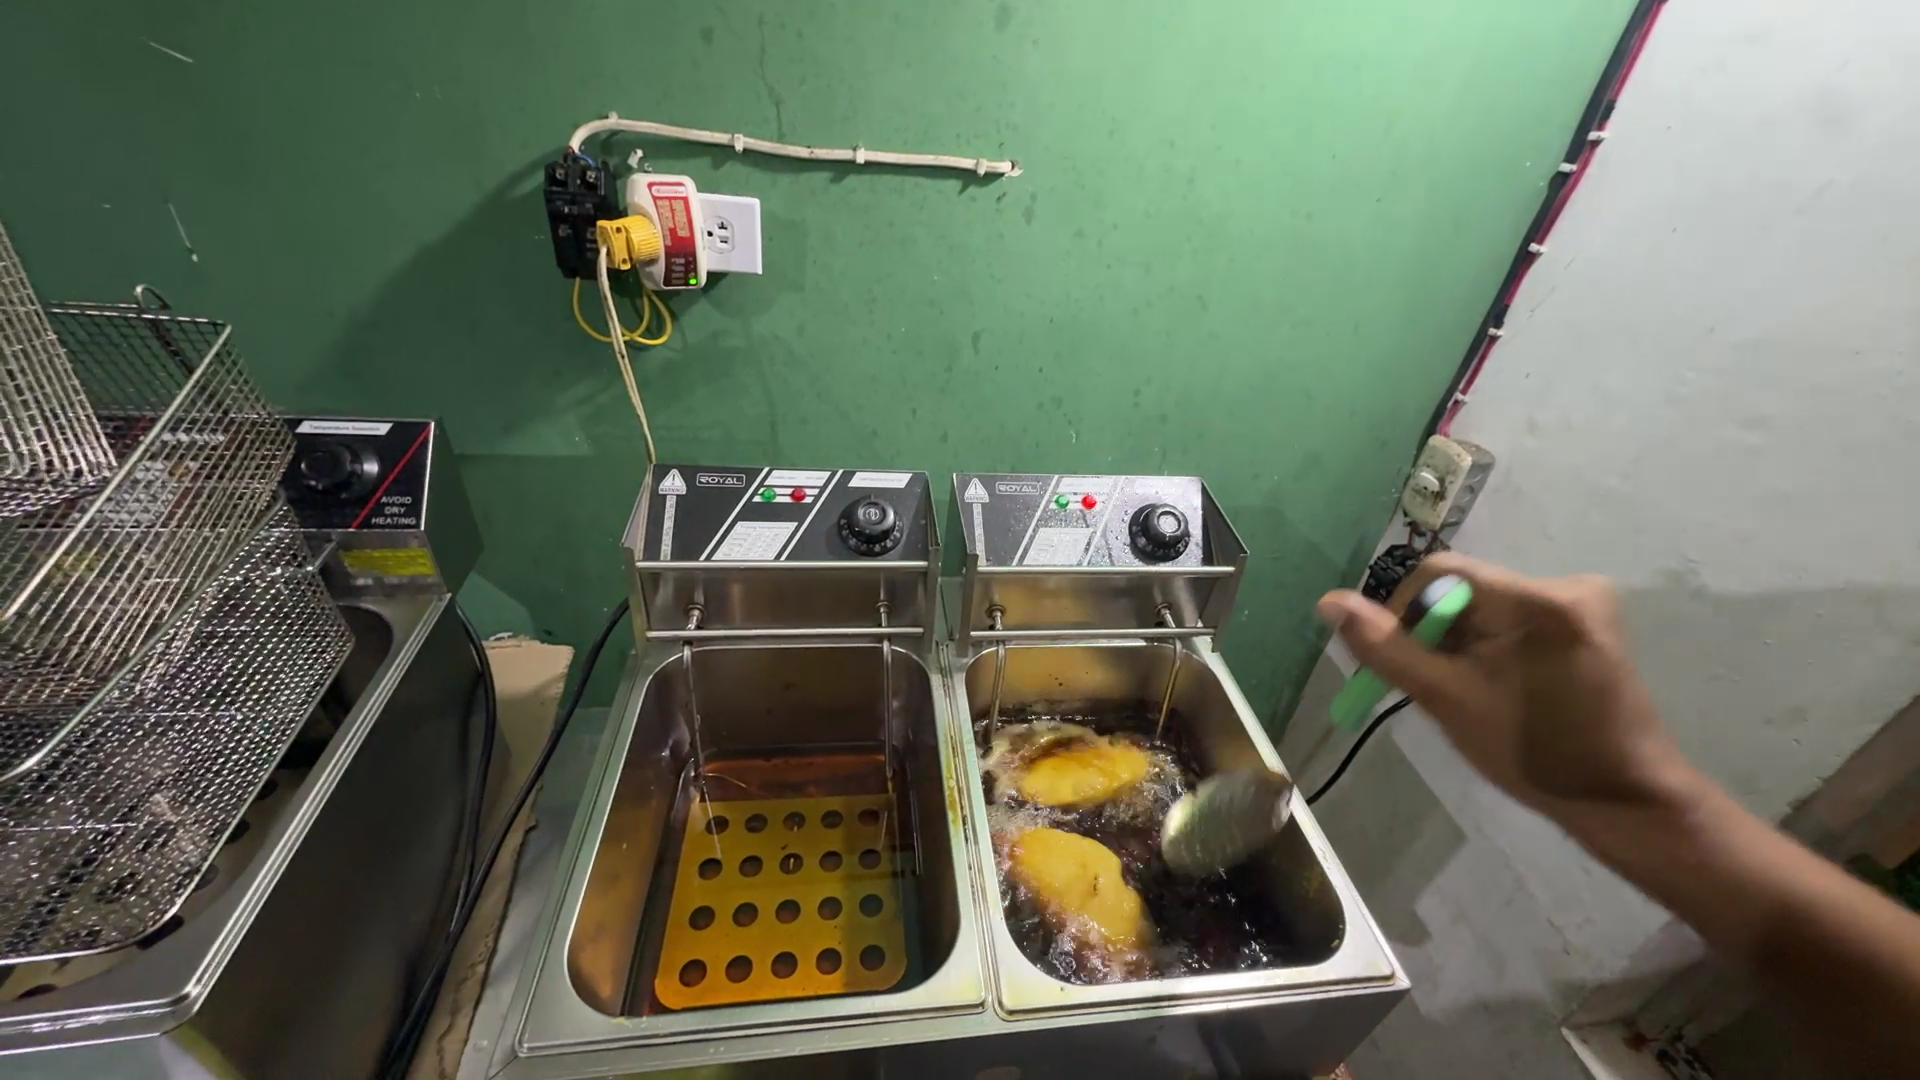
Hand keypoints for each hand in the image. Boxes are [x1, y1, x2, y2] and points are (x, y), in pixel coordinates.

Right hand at [1316, 553, 1698, 822]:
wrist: (1624, 800)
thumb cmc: (1531, 751)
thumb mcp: (1444, 698)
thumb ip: (1384, 646)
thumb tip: (1328, 601)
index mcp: (1535, 599)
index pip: (1438, 573)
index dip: (1404, 612)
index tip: (1406, 663)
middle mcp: (1566, 585)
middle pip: (1462, 588)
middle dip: (1435, 632)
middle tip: (1433, 684)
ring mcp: (1584, 603)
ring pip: (1483, 605)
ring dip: (1459, 641)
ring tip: (1468, 690)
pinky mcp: (1588, 623)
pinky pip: (1511, 617)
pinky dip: (1488, 645)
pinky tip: (1497, 684)